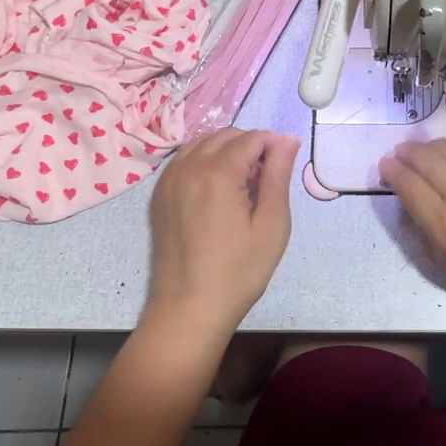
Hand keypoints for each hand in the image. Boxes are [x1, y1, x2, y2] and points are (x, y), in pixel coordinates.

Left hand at [146, 128, 300, 335]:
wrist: (189, 310)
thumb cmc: (238, 272)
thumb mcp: (271, 225)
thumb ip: (278, 176)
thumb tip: (286, 140)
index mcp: (217, 173)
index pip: (250, 138)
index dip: (273, 144)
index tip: (285, 164)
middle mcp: (188, 168)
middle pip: (224, 135)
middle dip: (249, 145)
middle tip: (266, 177)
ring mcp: (168, 181)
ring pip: (200, 144)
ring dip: (225, 150)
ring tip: (242, 181)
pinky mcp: (158, 196)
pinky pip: (182, 160)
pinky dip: (202, 160)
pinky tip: (216, 187)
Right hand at [379, 139, 445, 315]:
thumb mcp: (439, 257)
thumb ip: (417, 222)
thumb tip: (402, 190)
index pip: (408, 185)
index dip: (391, 171)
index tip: (383, 165)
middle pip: (424, 159)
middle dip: (405, 153)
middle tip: (397, 154)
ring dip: (427, 147)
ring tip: (420, 153)